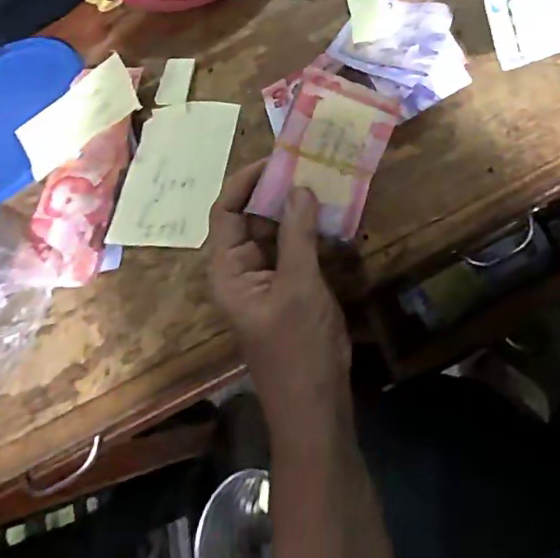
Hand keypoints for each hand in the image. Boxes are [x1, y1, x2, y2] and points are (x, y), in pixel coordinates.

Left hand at [207, 164, 351, 424]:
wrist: (315, 400)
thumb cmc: (298, 346)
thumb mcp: (298, 286)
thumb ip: (297, 235)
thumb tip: (299, 188)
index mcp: (229, 271)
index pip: (226, 213)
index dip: (245, 183)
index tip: (277, 159)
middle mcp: (242, 269)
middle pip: (251, 218)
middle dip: (275, 190)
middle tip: (308, 161)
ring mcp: (268, 278)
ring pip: (276, 230)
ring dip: (295, 206)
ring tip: (323, 177)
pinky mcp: (290, 286)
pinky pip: (295, 246)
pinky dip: (310, 228)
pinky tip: (333, 211)